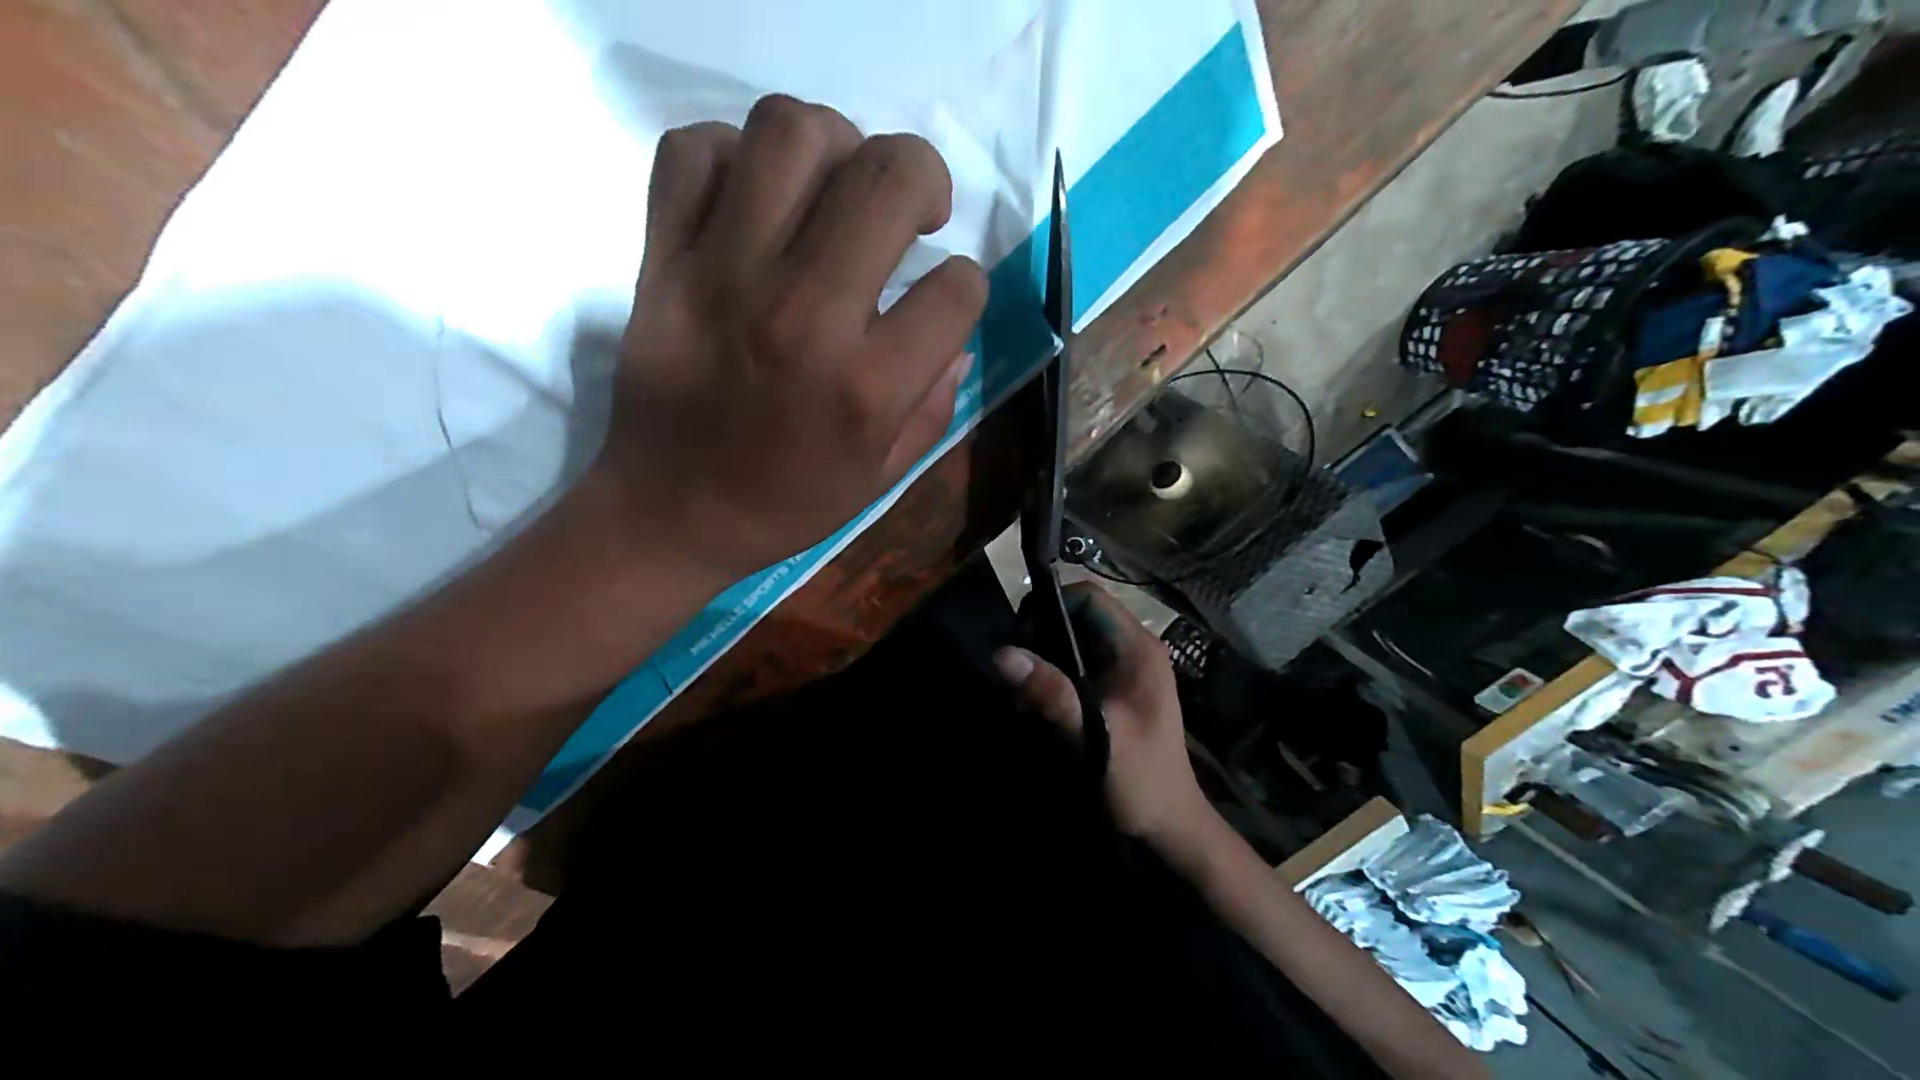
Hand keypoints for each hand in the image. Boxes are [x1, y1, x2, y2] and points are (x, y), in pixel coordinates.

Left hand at [595, 95, 987, 581]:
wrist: (668, 514)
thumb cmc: (785, 503)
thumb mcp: (881, 477)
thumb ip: (933, 406)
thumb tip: (956, 335)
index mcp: (866, 387)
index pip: (959, 287)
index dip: (965, 286)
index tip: (942, 301)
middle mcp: (802, 315)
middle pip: (889, 177)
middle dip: (925, 177)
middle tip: (911, 209)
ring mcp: (724, 277)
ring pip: (792, 133)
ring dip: (836, 143)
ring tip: (836, 185)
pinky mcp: (663, 261)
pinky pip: (694, 151)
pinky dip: (734, 155)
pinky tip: (756, 198)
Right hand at [994, 583, 1215, 848]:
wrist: (1169, 823)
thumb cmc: (1139, 778)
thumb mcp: (1093, 733)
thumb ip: (1051, 692)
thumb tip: (1002, 654)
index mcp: (1137, 648)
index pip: (1088, 597)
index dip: (1050, 605)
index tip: (1021, 636)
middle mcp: (1133, 648)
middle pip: (1078, 614)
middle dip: (1041, 632)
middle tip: (1016, 667)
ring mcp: (1125, 668)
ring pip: (1074, 638)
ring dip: (1044, 655)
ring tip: (1021, 687)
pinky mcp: (1114, 687)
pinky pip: (1077, 662)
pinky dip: (1053, 673)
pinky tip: (1035, 701)